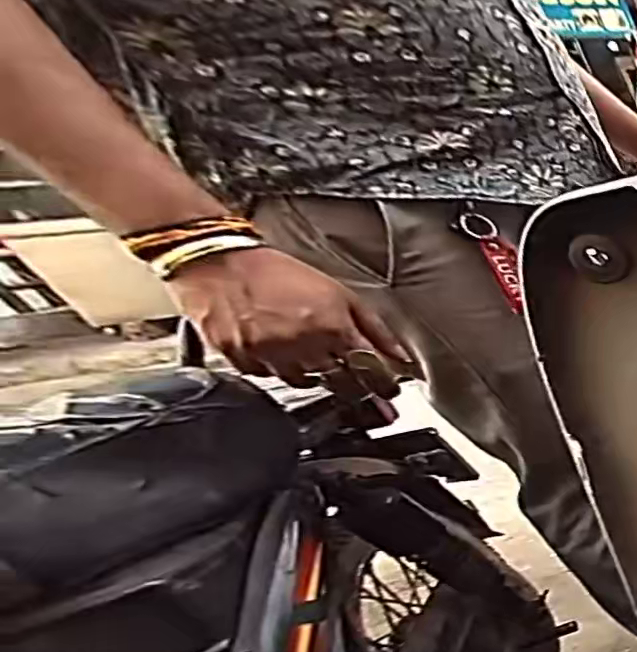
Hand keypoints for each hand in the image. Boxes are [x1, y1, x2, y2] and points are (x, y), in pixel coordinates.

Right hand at [166, 247, 410, 383]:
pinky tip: (279, 353)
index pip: (370, 371)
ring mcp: (268, 352)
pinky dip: (276, 369)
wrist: (219, 259)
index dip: (383, 385)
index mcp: (335, 330)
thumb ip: (377, 331)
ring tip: (312, 357)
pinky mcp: (236, 354)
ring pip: (304, 382)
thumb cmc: (285, 275)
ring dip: (314, 376)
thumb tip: (402, 357)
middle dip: (352, 383)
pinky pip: (265, 376)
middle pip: (340, 382)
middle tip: (354, 378)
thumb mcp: (344, 297)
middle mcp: (303, 345)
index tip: (389, 391)